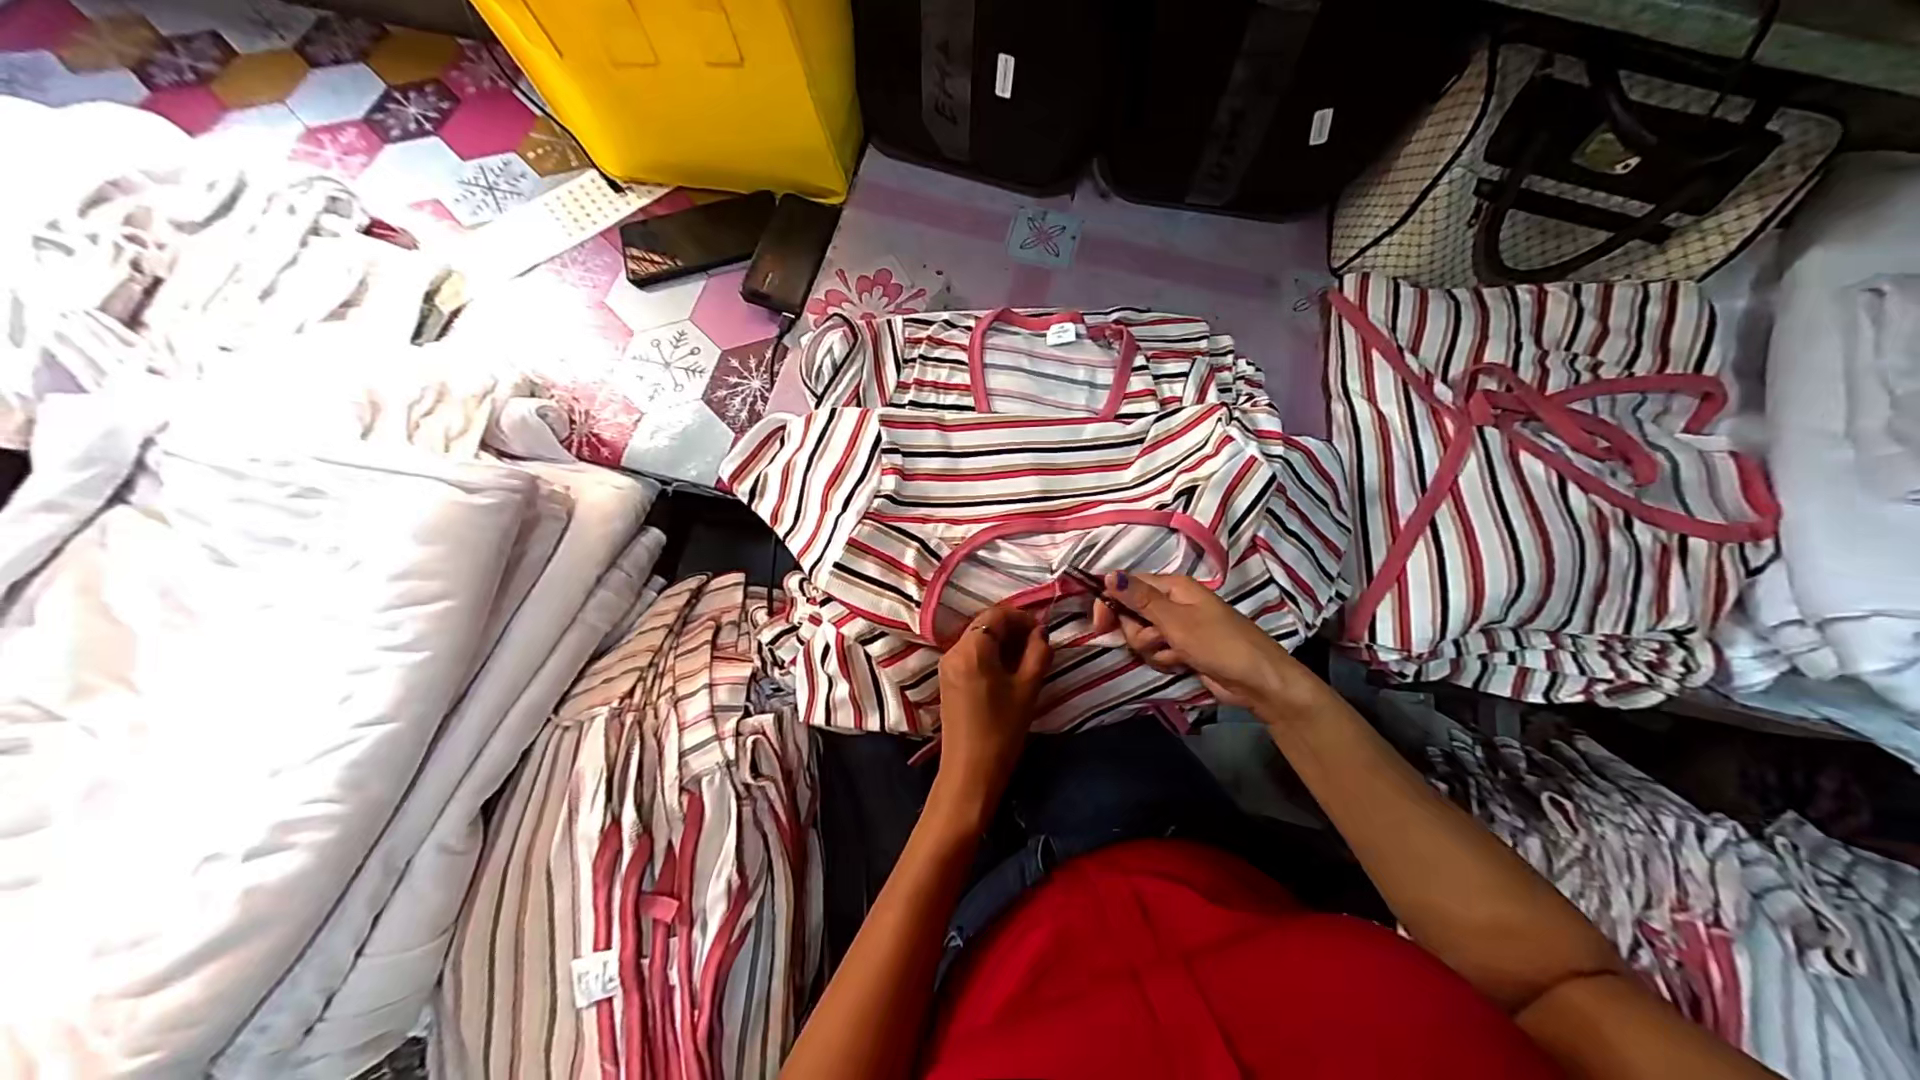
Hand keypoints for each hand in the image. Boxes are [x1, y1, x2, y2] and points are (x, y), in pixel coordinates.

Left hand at [936, 605, 1051, 802]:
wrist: (971, 769)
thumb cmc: (1003, 729)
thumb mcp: (1028, 688)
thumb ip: (1038, 653)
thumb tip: (1040, 632)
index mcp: (972, 649)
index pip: (997, 614)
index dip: (1022, 617)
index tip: (1041, 631)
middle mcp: (954, 650)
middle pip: (984, 624)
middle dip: (1011, 628)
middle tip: (1037, 644)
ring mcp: (947, 665)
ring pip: (977, 638)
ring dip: (1001, 641)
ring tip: (1025, 658)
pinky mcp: (947, 679)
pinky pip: (970, 653)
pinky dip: (989, 653)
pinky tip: (1007, 670)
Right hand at [1091, 572, 1320, 713]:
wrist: (1257, 681)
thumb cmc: (1218, 644)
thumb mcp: (1175, 621)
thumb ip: (1140, 599)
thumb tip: (1109, 574)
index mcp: (1172, 586)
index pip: (1127, 585)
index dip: (1109, 603)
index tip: (1099, 626)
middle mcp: (1172, 602)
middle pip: (1131, 613)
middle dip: (1137, 632)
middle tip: (1158, 640)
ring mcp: (1177, 627)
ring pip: (1141, 636)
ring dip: (1151, 649)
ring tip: (1175, 654)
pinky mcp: (1181, 648)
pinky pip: (1155, 651)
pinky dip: (1163, 659)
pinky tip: (1180, 664)